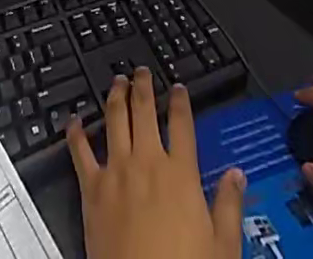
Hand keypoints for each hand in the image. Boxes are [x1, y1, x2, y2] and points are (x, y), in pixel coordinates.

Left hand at [67, 69, 245, 258]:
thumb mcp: (222, 244)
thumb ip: (228, 205)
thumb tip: (237, 175)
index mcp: (180, 173)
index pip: (182, 124)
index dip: (180, 101)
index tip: (177, 88)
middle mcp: (147, 163)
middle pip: (144, 111)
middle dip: (143, 86)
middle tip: (140, 71)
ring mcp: (117, 172)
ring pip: (114, 120)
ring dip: (115, 96)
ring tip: (116, 81)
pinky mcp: (92, 190)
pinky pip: (80, 153)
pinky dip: (76, 132)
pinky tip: (74, 119)